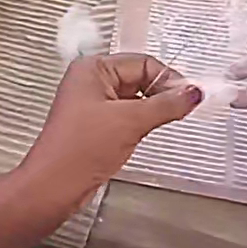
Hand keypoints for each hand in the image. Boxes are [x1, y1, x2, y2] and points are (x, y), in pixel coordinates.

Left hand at [17, 53, 200, 204]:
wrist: (55, 185)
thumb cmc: (77, 150)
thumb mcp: (130, 121)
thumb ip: (166, 104)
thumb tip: (191, 92)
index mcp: (92, 68)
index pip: (143, 62)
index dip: (168, 79)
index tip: (189, 97)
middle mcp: (89, 82)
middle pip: (140, 78)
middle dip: (160, 95)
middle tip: (179, 111)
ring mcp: (92, 104)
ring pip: (135, 98)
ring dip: (150, 111)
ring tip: (157, 125)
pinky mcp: (96, 125)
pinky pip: (126, 116)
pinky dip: (140, 123)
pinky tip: (142, 135)